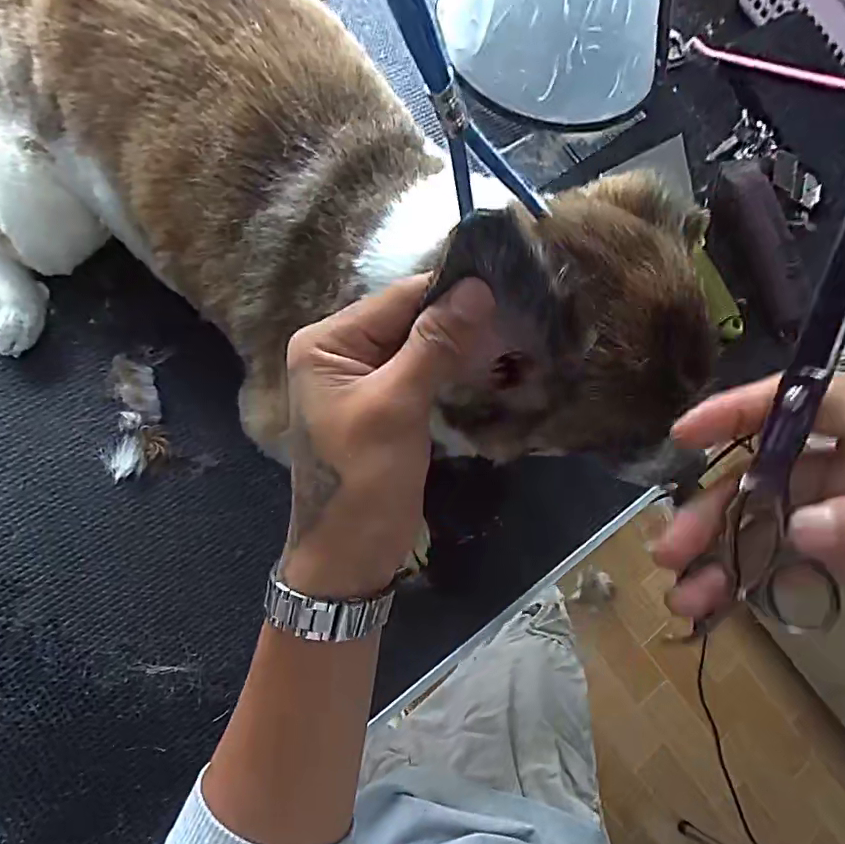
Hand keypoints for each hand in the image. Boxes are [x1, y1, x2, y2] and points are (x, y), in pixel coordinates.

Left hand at [280, 274, 496, 596]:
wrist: (350, 556)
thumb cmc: (362, 482)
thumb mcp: (396, 408)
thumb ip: (433, 346)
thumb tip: (478, 288)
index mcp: (326, 343)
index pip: (397, 299)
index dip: (450, 292)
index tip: (508, 287)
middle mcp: (340, 354)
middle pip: (408, 321)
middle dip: (459, 321)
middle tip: (518, 316)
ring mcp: (363, 383)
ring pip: (419, 349)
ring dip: (460, 347)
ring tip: (512, 340)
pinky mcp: (385, 409)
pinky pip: (421, 377)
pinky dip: (451, 372)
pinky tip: (486, 367)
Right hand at [652, 376, 844, 674]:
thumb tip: (800, 526)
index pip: (813, 403)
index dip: (743, 411)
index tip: (683, 436)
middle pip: (774, 471)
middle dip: (716, 506)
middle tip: (670, 551)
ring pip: (775, 520)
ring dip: (726, 552)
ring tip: (685, 595)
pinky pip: (797, 561)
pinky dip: (757, 579)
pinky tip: (724, 605)